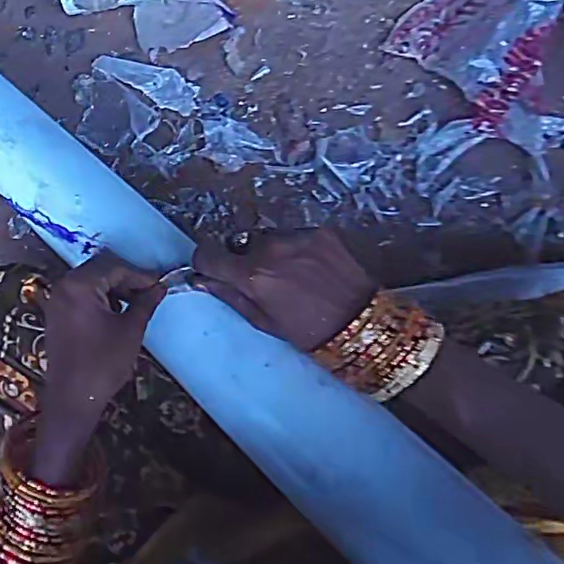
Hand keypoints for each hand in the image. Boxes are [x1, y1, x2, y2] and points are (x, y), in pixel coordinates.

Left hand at [32, 251, 165, 483]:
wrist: (73, 397)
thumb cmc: (103, 362)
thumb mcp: (130, 329)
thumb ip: (145, 302)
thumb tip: (159, 287)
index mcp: (79, 285)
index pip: (114, 267)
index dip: (140, 275)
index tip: (160, 284)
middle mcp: (63, 286)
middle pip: (100, 269)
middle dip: (126, 278)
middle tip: (150, 292)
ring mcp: (56, 300)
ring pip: (90, 281)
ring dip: (113, 287)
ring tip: (137, 302)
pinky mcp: (56, 314)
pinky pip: (80, 294)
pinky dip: (100, 297)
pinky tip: (117, 311)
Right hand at [192, 228, 377, 351]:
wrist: (362, 323)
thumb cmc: (310, 331)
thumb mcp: (263, 322)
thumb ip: (229, 296)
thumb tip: (201, 279)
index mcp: (252, 276)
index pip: (207, 253)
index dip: (205, 261)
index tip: (211, 268)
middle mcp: (270, 249)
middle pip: (238, 244)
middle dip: (243, 259)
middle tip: (261, 280)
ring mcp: (296, 237)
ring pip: (266, 237)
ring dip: (269, 251)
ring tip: (290, 275)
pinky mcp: (319, 232)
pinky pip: (293, 234)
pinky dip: (295, 248)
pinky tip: (310, 268)